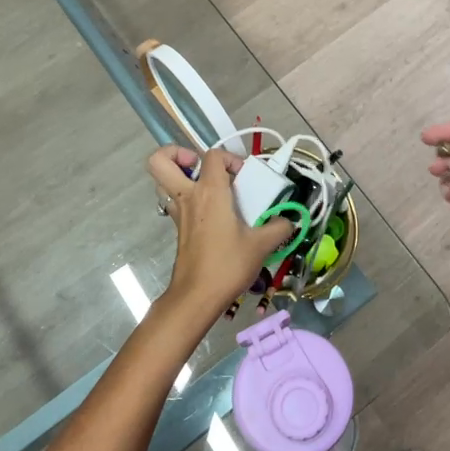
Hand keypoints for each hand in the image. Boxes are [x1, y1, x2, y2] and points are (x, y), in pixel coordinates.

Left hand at [148, 146, 295, 317]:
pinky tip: (210, 212)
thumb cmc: (228, 265)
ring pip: (162, 182)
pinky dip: (187, 198)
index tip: (244, 178)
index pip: (212, 155)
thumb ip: (279, 227)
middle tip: (200, 165)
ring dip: (178, 176)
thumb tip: (290, 221)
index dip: (229, 158)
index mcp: (209, 192)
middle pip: (159, 161)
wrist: (198, 296)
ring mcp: (178, 213)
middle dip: (176, 153)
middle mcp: (188, 196)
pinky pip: (173, 202)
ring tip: (204, 185)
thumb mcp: (261, 245)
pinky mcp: (178, 228)